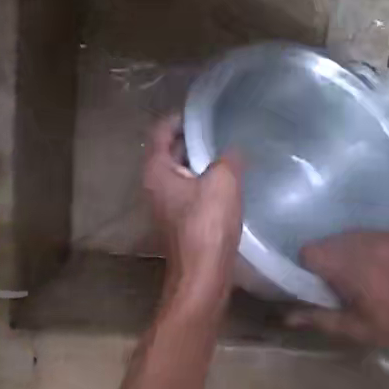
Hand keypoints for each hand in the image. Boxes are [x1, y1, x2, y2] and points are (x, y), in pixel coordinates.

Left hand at [142, 116, 243, 311]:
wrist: (203, 277)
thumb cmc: (207, 226)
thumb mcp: (223, 181)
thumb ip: (228, 157)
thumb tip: (233, 150)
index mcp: (157, 170)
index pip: (162, 129)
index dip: (183, 117)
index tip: (208, 111)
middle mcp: (155, 184)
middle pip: (173, 150)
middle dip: (197, 138)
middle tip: (225, 128)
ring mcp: (167, 204)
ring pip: (185, 171)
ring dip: (205, 161)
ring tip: (233, 151)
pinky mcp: (181, 220)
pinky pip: (193, 190)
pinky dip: (208, 182)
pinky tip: (233, 182)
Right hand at [295, 232, 388, 383]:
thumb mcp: (356, 330)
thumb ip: (318, 318)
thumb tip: (286, 316)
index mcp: (352, 265)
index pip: (310, 250)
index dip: (309, 269)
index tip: (318, 287)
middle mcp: (368, 242)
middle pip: (331, 241)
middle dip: (330, 260)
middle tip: (340, 288)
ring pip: (353, 237)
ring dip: (351, 253)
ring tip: (364, 280)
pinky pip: (377, 237)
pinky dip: (373, 250)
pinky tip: (385, 272)